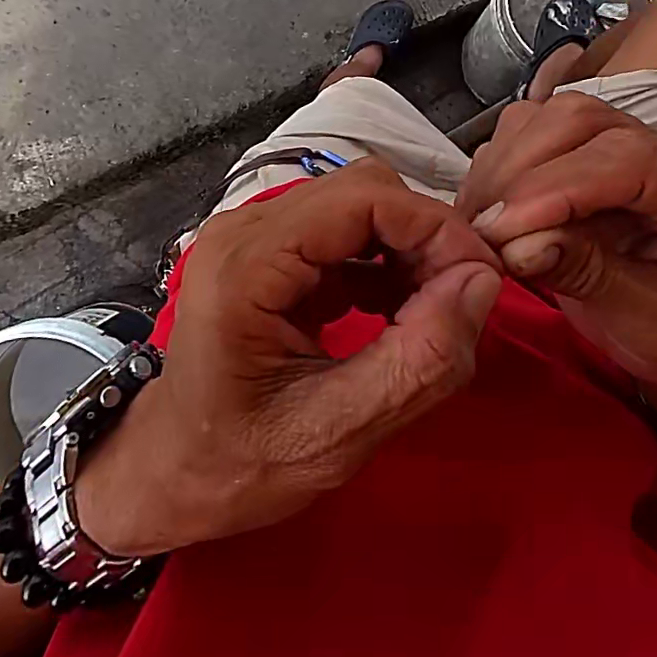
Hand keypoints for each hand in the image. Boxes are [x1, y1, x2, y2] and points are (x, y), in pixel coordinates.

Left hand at [75, 158, 502, 556]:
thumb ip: (416, 361)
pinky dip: (378, 260)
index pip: (359, 198)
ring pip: (350, 205)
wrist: (173, 465)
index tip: (483, 282)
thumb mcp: (335, 432)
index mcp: (245, 265)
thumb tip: (481, 281)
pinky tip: (396, 310)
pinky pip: (334, 233)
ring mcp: (247, 238)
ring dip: (403, 247)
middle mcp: (241, 231)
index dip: (434, 227)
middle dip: (422, 235)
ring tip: (431, 311)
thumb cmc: (238, 461)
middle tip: (460, 301)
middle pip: (357, 190)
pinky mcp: (261, 255)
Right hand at [457, 93, 656, 388]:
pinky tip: (491, 211)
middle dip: (519, 174)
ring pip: (546, 120)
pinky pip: (524, 134)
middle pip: (582, 122)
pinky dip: (495, 171)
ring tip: (485, 224)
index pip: (632, 160)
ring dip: (500, 171)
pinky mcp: (584, 150)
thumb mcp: (648, 326)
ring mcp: (628, 146)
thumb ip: (586, 275)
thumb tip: (518, 243)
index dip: (554, 188)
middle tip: (485, 229)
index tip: (500, 229)